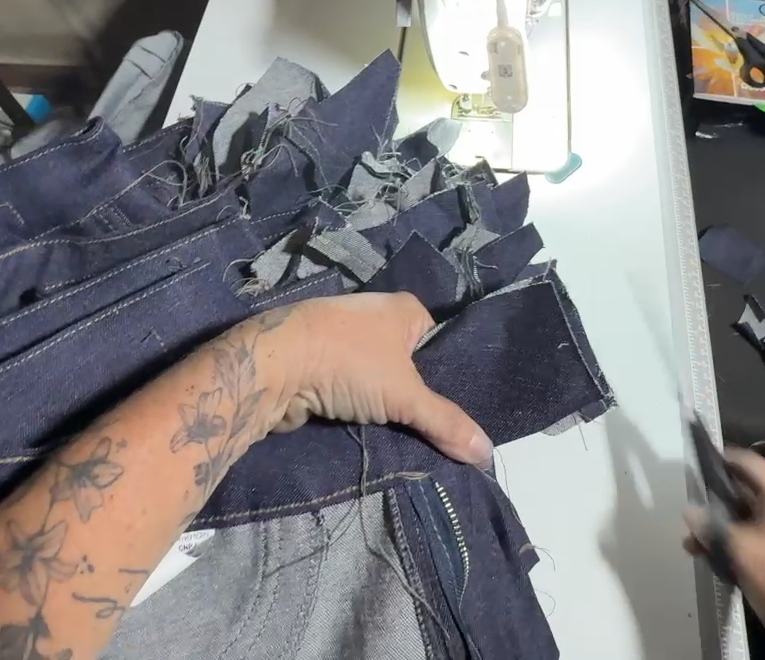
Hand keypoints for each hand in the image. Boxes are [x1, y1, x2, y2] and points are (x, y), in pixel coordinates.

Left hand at [260, 292, 493, 465]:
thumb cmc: (348, 362)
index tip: (468, 420)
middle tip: (446, 440)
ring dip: (390, 411)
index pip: (442, 347)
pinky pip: (356, 393)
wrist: (275, 365)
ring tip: (415, 445)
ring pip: (382, 384)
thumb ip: (446, 423)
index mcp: (405, 309)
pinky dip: (364, 413)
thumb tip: (490, 456)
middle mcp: (378, 319)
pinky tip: (378, 438)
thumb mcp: (405, 394)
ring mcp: (347, 341)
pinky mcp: (324, 365)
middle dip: (421, 402)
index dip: (453, 382)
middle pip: (412, 368)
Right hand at [694, 450, 764, 659]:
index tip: (699, 468)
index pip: (749, 462)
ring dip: (735, 529)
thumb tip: (690, 512)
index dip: (722, 460)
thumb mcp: (737, 551)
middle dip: (722, 506)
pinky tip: (735, 564)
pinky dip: (756, 542)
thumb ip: (709, 526)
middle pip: (756, 492)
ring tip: (707, 549)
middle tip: (699, 519)